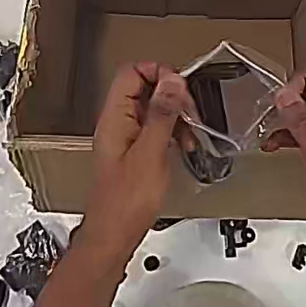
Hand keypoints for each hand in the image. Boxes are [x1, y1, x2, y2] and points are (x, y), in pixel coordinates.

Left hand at [81, 62, 190, 260]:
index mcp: (115, 117)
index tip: (181, 89)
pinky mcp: (135, 151)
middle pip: (144, 88)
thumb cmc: (127, 201)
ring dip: (176, 116)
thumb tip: (172, 81)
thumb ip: (162, 114)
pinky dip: (173, 132)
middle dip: (172, 96)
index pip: (132, 72)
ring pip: (153, 108)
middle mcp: (117, 123)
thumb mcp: (151, 152)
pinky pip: (155, 128)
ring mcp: (126, 136)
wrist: (115, 233)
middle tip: (191, 114)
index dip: (158, 73)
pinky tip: (183, 145)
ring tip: (190, 134)